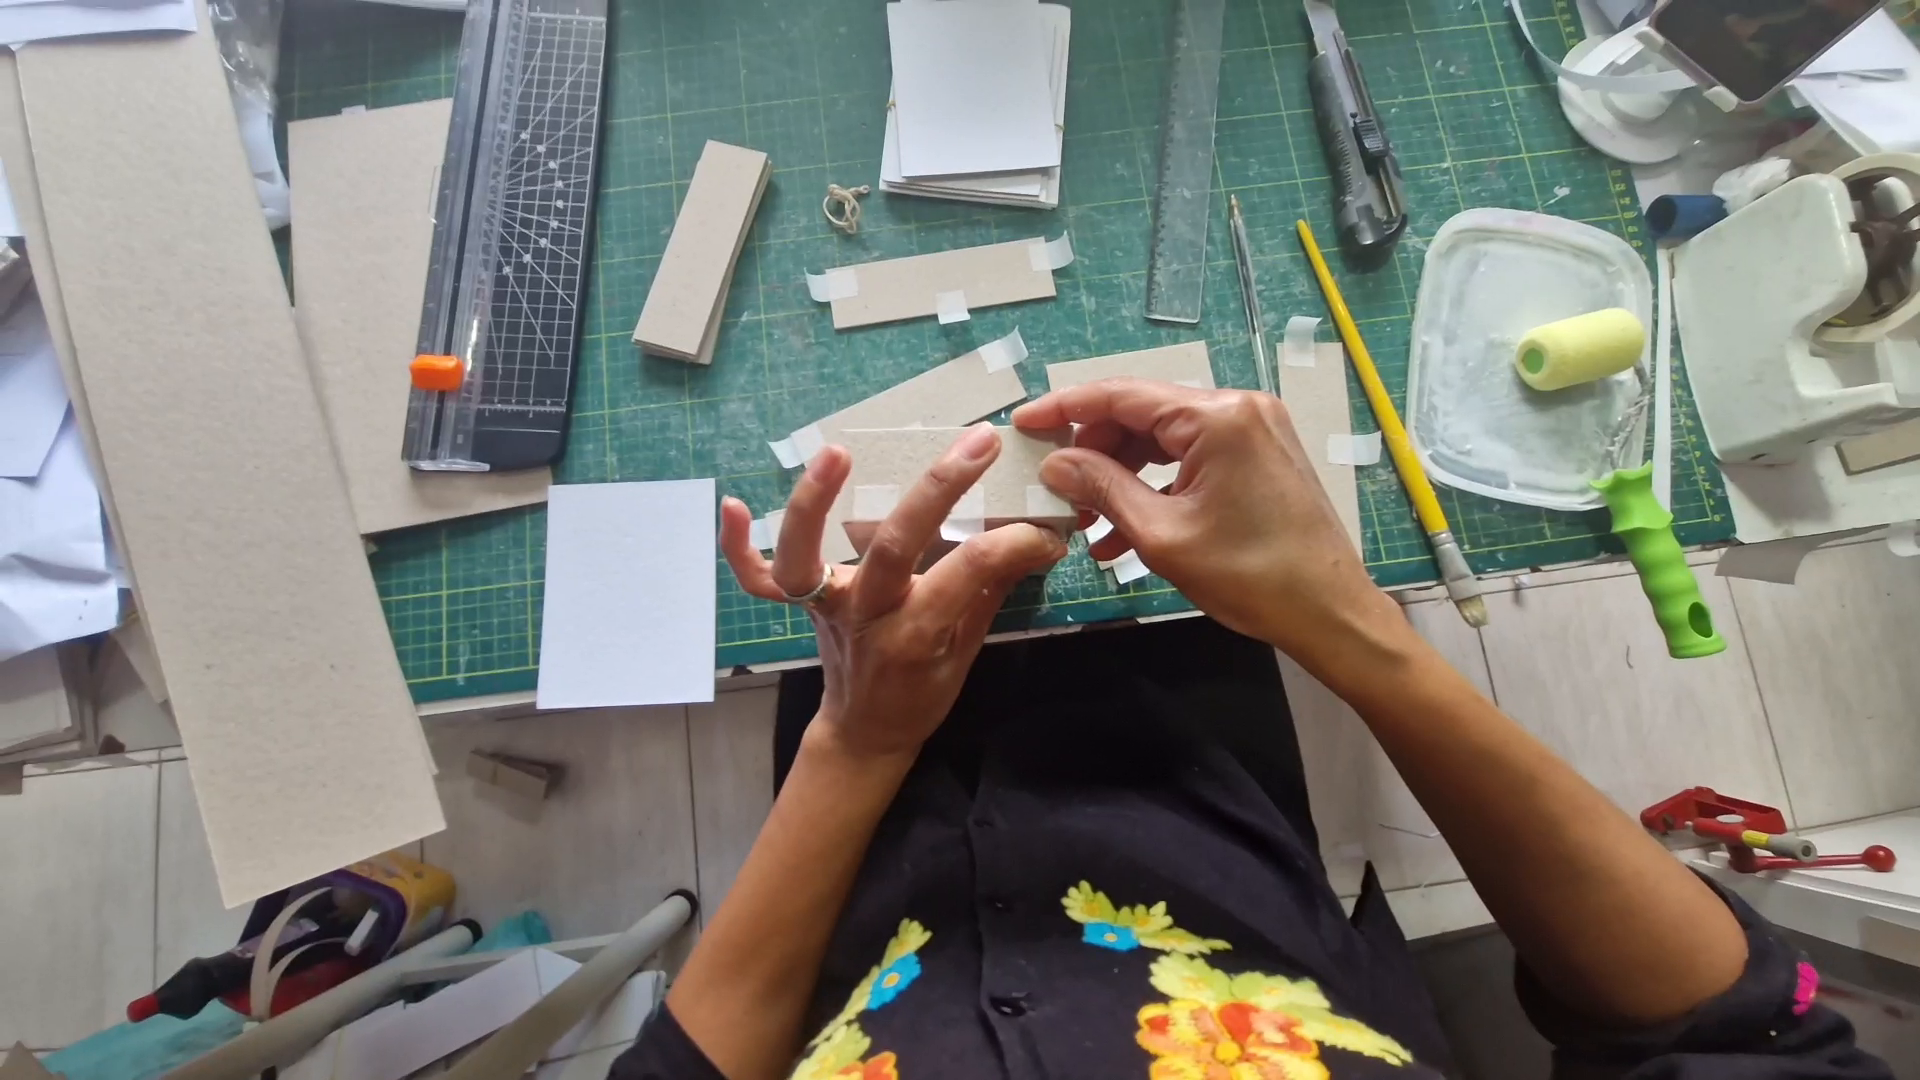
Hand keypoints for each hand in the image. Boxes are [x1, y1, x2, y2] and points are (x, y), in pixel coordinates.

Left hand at [719, 423, 1066, 760]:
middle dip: (939, 490)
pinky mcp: (799, 606)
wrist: (864, 731)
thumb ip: (992, 591)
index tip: (1043, 530)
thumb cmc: (920, 696)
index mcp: (916, 635)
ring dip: (813, 503)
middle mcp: (866, 614)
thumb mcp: (968, 653)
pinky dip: (739, 546)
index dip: (1013, 543)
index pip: (971, 572)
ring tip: (837, 453)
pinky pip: (758, 579)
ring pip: (806, 559)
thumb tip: (1036, 538)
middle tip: (977, 443)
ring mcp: (825, 607)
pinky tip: (733, 505)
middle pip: (896, 547)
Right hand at [1012, 378, 1403, 675]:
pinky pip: (1189, 459)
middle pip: (1142, 415)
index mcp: (1217, 418)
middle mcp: (1237, 408)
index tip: (1022, 423)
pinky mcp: (1256, 455)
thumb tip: (1054, 462)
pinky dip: (1154, 487)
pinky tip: (1122, 530)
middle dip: (1093, 451)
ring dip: (1120, 475)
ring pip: (1162, 439)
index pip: (1122, 395)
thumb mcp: (1161, 535)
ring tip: (1083, 519)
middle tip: (1055, 488)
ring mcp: (1252, 430)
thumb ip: (1102, 488)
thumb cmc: (1249, 577)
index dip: (1064, 407)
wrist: (1330, 613)